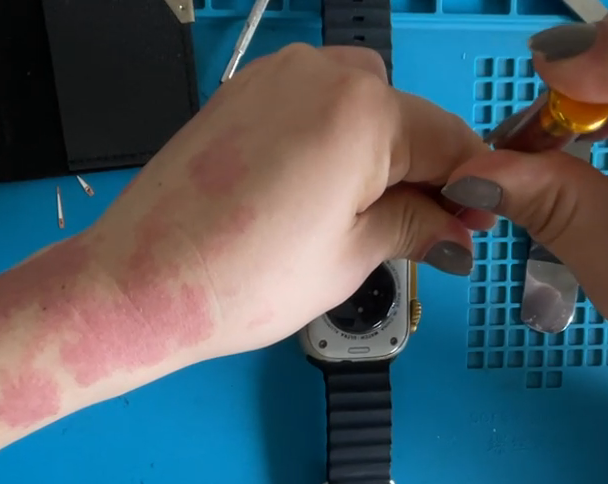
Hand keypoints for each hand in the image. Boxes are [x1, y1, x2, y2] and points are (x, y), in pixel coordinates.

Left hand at [80, 45, 490, 363]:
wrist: (141, 285)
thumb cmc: (239, 282)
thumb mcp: (347, 261)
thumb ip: (413, 227)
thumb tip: (455, 225)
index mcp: (363, 110)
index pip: (447, 140)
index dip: (465, 189)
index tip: (466, 228)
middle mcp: (320, 74)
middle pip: (400, 119)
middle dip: (413, 173)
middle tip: (402, 237)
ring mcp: (272, 79)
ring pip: (353, 111)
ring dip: (366, 160)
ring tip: (340, 226)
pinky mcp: (238, 97)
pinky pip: (305, 114)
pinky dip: (322, 150)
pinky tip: (302, 202)